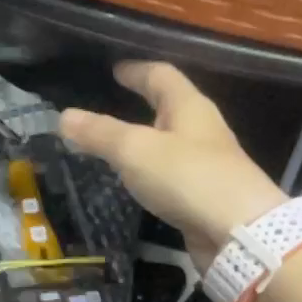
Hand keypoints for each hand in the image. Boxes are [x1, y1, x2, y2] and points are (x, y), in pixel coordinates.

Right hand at [60, 62, 289, 257]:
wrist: (238, 231)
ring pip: (172, 142)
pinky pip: (173, 174)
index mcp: (189, 107)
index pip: (161, 76)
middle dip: (144, 104)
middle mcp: (201, 130)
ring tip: (118, 147)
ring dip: (148, 140)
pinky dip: (152, 172)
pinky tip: (139, 185)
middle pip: (170, 107)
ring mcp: (206, 164)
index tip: (116, 70)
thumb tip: (64, 116)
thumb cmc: (187, 178)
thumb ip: (100, 134)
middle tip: (114, 107)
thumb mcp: (135, 151)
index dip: (136, 71)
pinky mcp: (204, 196)